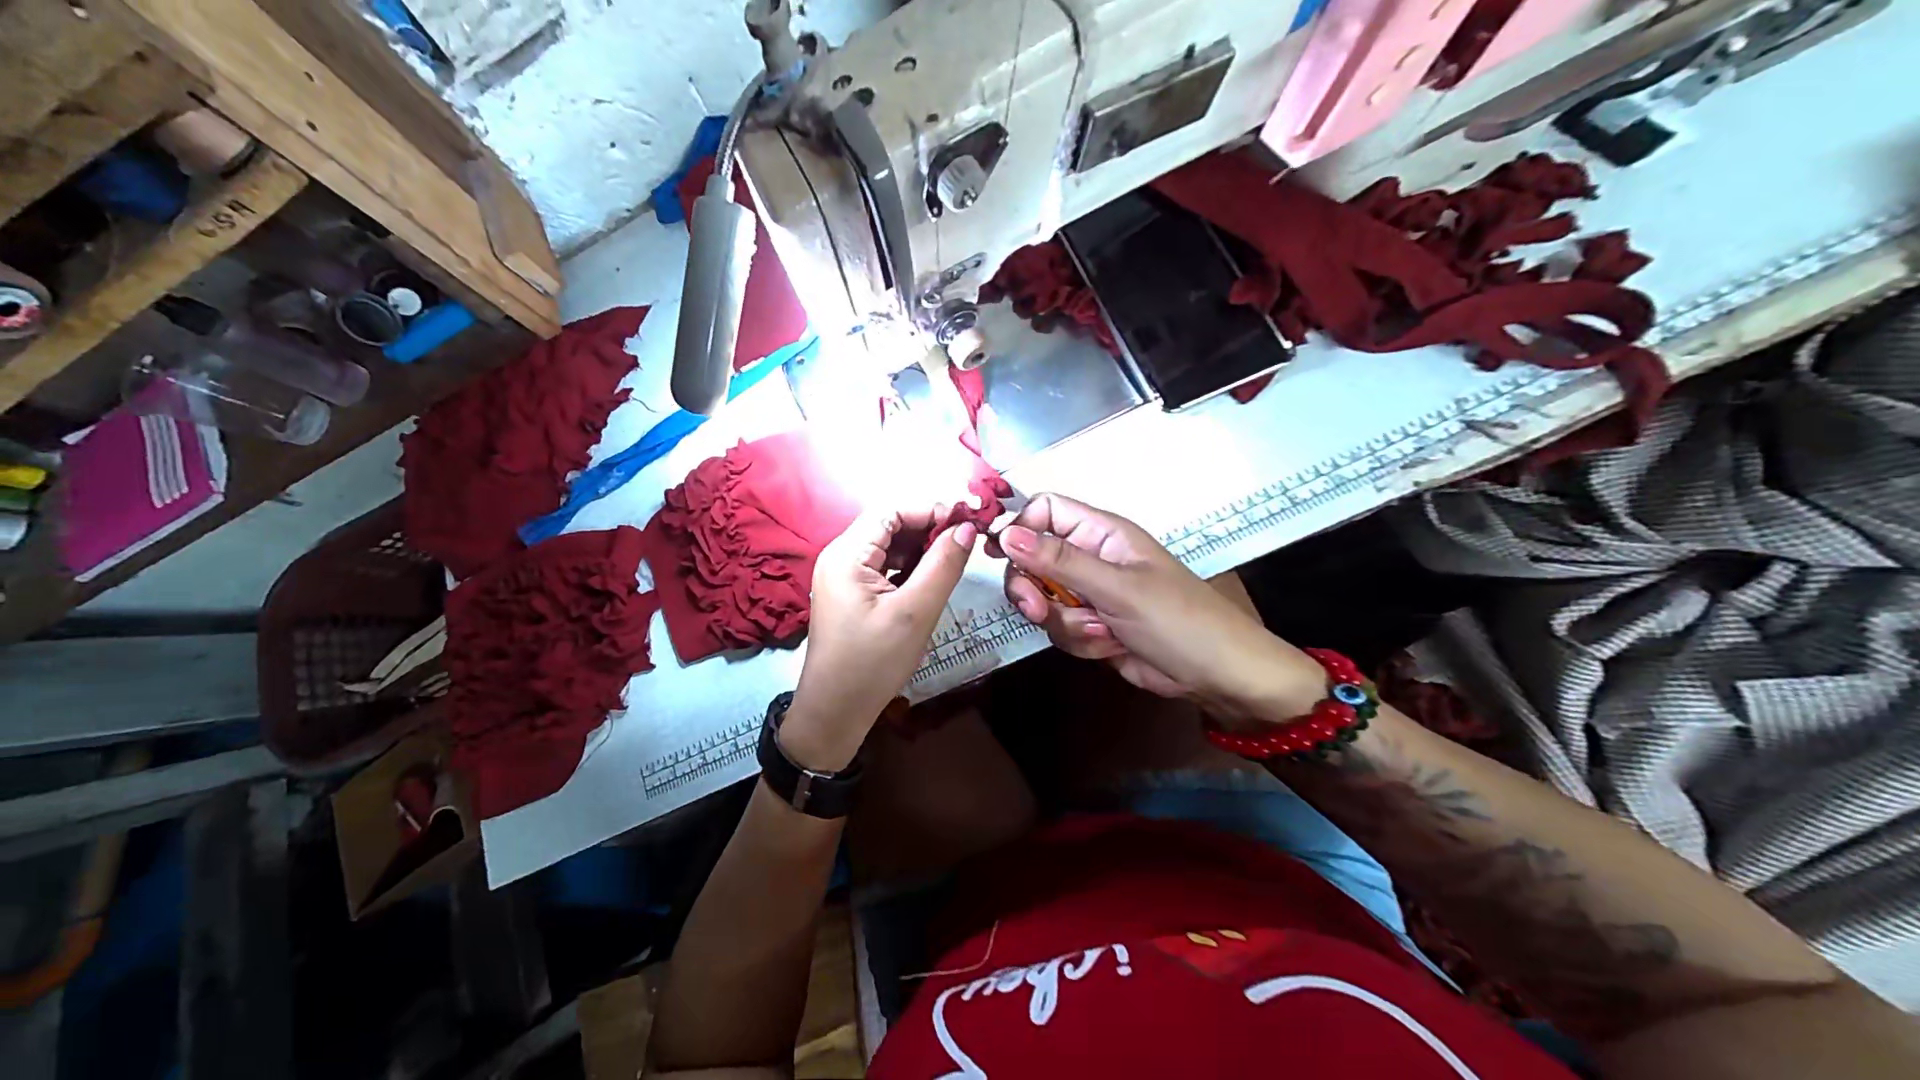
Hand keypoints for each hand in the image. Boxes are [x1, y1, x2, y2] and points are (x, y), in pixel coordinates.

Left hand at [785, 506, 978, 768]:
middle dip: (929, 525)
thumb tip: (967, 527)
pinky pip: (884, 565)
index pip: (892, 509)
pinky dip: (909, 565)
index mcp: (846, 554)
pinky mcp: (851, 593)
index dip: (932, 508)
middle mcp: (840, 556)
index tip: (970, 518)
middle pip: (889, 523)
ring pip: (889, 544)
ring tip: (956, 556)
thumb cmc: (872, 664)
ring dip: (922, 546)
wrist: (835, 713)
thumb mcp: (915, 613)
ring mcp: (843, 576)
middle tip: (968, 538)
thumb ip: (943, 566)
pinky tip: (932, 576)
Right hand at [990, 493, 1320, 722]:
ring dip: (1065, 622)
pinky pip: (1060, 627)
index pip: (1045, 510)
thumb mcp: (1116, 587)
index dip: (1020, 527)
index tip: (1000, 554)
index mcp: (1101, 533)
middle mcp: (1090, 557)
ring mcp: (1089, 593)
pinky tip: (1110, 646)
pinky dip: (1079, 640)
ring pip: (1043, 600)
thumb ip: (1059, 560)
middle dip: (1032, 588)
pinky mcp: (1090, 625)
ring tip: (1101, 632)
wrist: (1214, 675)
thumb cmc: (1177, 619)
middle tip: (1038, 610)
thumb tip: (1006, 532)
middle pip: (1032, 559)